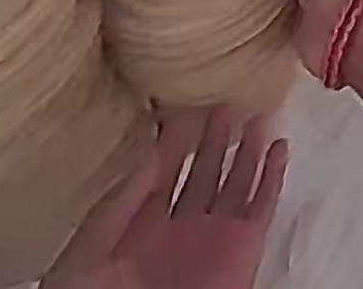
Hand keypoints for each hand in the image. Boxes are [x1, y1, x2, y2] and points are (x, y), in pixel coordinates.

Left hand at [42, 107, 287, 288]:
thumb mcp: (83, 260)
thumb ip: (116, 206)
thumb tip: (151, 149)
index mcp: (139, 233)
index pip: (160, 176)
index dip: (172, 143)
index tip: (183, 108)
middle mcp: (181, 227)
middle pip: (203, 172)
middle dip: (215, 138)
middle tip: (225, 103)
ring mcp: (216, 234)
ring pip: (238, 179)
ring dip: (250, 147)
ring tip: (258, 113)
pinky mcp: (246, 242)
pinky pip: (265, 201)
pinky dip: (275, 173)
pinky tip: (279, 146)